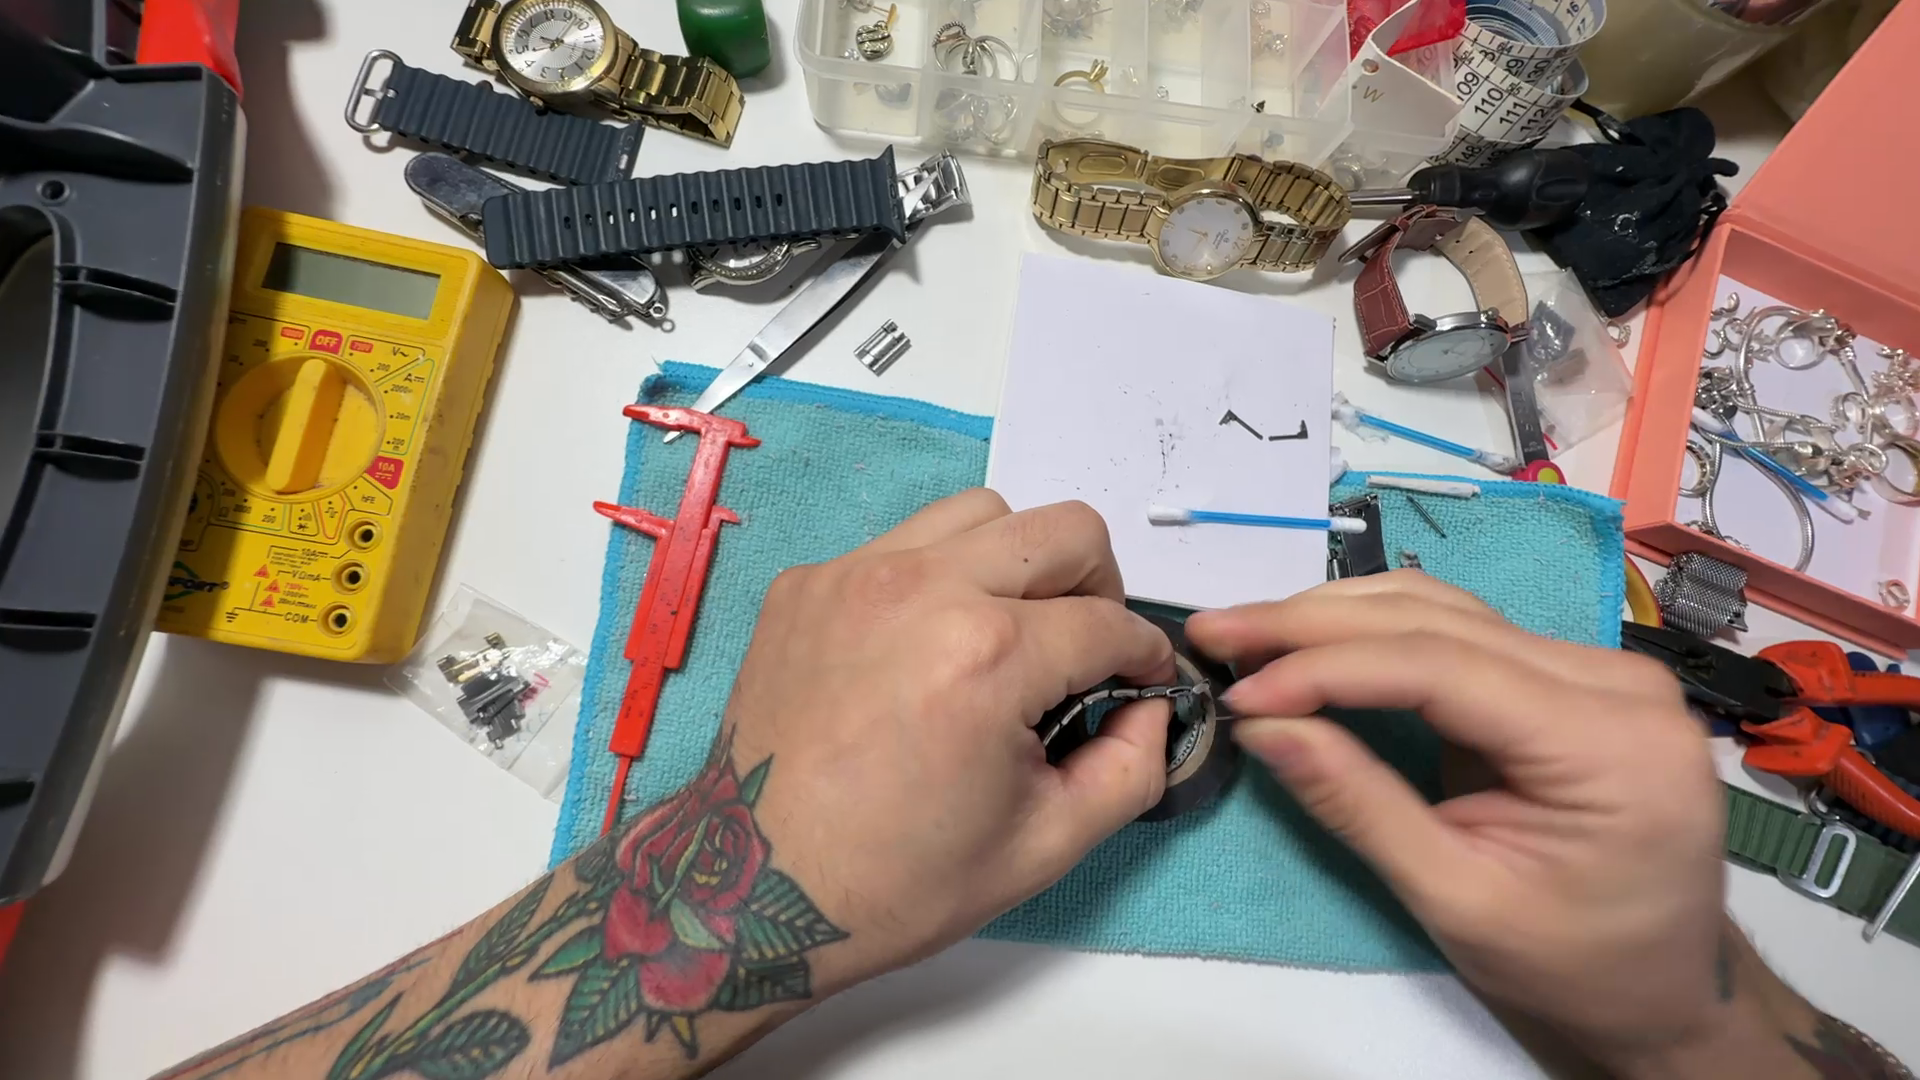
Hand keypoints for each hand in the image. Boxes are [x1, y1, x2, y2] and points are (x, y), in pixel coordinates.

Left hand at [723, 489, 1174, 985]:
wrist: (746, 882)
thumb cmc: (898, 878)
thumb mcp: (1044, 845)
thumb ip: (1131, 768)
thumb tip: (1149, 706)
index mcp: (989, 655)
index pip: (1110, 622)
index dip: (1146, 653)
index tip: (1141, 678)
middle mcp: (924, 586)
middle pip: (1065, 529)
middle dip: (1099, 585)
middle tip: (1082, 643)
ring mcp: (856, 571)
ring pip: (983, 513)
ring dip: (1018, 562)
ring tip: (1003, 627)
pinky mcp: (808, 578)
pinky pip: (904, 542)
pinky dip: (938, 576)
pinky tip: (920, 641)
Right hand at [1185, 572, 1730, 1069]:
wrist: (1660, 991)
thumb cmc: (1569, 966)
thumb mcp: (1452, 898)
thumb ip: (1353, 801)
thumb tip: (1257, 725)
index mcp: (1608, 743)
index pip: (1436, 666)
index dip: (1322, 669)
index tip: (1238, 691)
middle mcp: (1606, 678)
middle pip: (1426, 618)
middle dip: (1304, 623)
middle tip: (1214, 632)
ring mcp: (1582, 665)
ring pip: (1425, 603)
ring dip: (1322, 614)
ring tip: (1243, 633)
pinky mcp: (1546, 669)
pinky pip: (1437, 624)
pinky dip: (1356, 626)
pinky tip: (1302, 635)